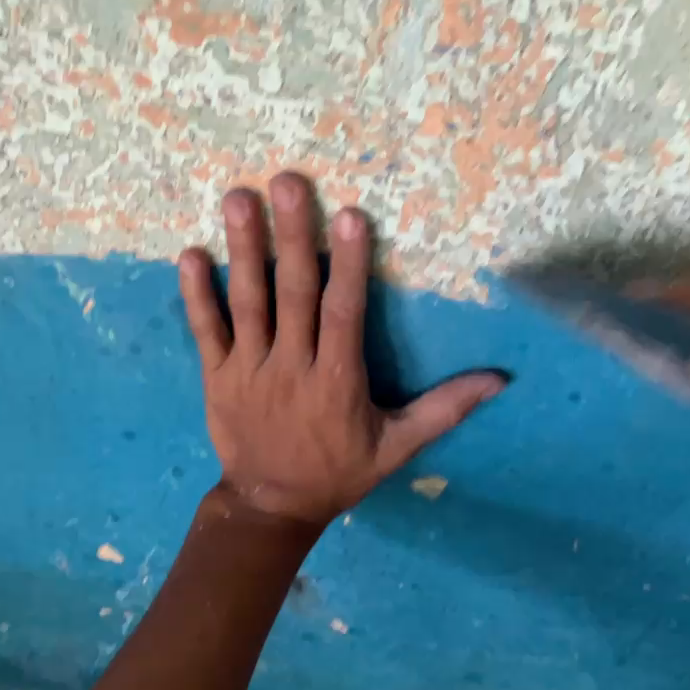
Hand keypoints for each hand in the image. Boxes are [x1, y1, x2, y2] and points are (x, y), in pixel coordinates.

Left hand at [177, 173, 505, 527]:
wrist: (271, 506)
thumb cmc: (339, 470)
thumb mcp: (398, 447)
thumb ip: (445, 409)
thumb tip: (499, 380)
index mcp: (337, 381)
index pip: (344, 314)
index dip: (348, 266)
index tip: (349, 216)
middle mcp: (291, 367)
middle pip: (293, 294)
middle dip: (292, 236)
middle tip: (286, 183)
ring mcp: (248, 370)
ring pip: (247, 303)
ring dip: (242, 251)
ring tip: (238, 201)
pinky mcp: (216, 376)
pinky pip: (205, 331)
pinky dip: (196, 294)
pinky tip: (189, 254)